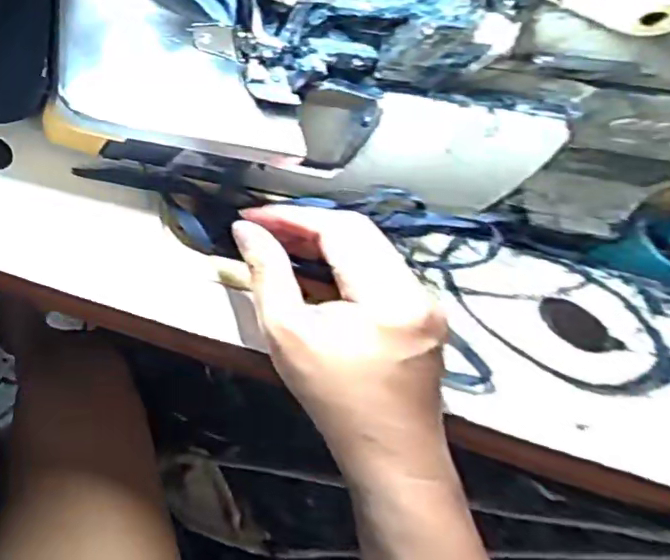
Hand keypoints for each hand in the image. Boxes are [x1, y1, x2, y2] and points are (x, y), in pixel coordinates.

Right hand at [232, 206, 449, 473]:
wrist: (389, 453)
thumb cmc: (334, 393)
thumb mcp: (285, 328)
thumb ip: (266, 270)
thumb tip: (246, 229)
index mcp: (391, 295)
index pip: (339, 228)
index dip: (289, 215)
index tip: (249, 217)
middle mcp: (417, 292)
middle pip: (357, 231)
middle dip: (303, 222)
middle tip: (258, 226)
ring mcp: (423, 304)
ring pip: (367, 246)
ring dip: (319, 238)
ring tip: (275, 242)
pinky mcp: (418, 315)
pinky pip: (375, 267)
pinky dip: (337, 258)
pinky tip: (306, 266)